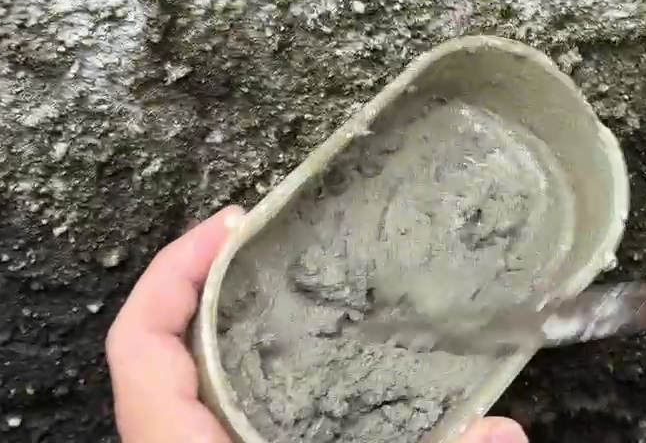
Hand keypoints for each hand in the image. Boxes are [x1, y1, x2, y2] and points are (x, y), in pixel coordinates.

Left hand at [108, 206, 530, 442]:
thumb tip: (505, 430)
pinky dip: (257, 367)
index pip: (140, 348)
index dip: (171, 272)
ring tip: (295, 278)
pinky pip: (227, 407)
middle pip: (165, 346)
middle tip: (275, 234)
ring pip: (196, 379)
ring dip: (232, 320)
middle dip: (211, 277)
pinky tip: (317, 357)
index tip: (230, 223)